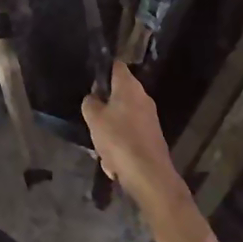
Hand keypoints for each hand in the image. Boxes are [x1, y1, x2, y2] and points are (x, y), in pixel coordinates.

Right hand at [81, 63, 182, 205]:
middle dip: (104, 104)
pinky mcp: (152, 137)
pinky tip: (113, 161)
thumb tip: (94, 98)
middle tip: (91, 115)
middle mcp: (143, 98)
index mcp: (129, 87)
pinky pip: (130, 135)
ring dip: (110, 128)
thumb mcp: (94, 118)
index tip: (91, 78)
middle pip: (119, 93)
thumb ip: (90, 103)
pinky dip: (120, 144)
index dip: (103, 69)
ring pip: (122, 116)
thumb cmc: (119, 139)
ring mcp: (150, 118)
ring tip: (101, 144)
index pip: (116, 66)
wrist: (149, 175)